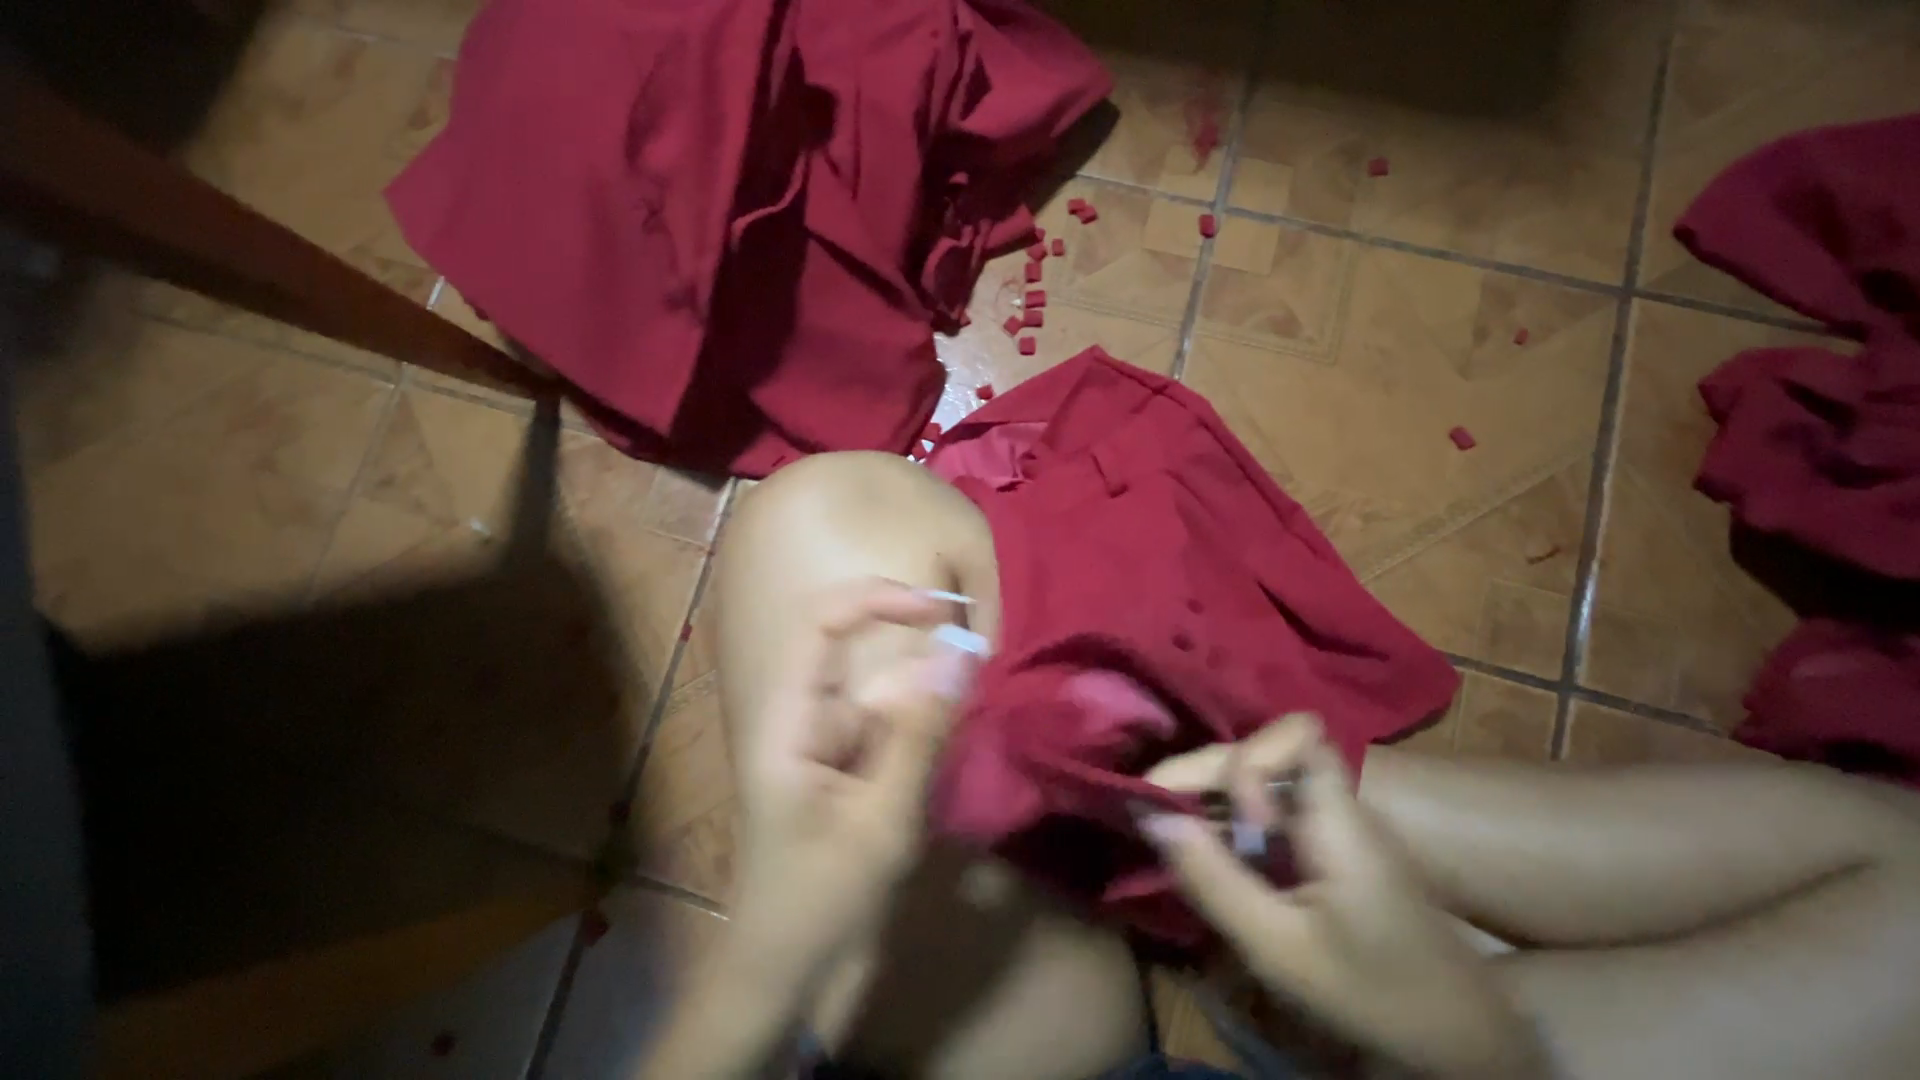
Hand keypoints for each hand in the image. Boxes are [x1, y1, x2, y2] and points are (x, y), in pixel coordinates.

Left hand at [729, 578, 983, 991]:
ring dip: (924, 721)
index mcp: (788, 719)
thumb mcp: (880, 820)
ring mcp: (826, 748)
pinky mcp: (847, 774)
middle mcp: (804, 720)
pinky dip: (919, 748)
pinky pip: (891, 737)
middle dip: (918, 674)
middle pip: (863, 662)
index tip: (942, 610)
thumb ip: (920, 733)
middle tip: (967, 706)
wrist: (785, 983)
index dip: (879, 598)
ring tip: (931, 782)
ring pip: (885, 702)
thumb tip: (959, 655)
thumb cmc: (818, 904)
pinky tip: (926, 793)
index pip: (823, 623)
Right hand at [1138, 715, 1546, 1079]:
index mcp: (1338, 819)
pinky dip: (1230, 821)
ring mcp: (1335, 825)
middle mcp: (1338, 805)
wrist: (1459, 1041)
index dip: (1250, 757)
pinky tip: (1207, 852)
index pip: (1299, 734)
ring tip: (1168, 829)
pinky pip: (1270, 811)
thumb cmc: (1372, 993)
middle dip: (1203, 773)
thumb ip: (1212, 879)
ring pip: (1262, 780)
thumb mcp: (1278, 948)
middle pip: (1265, 753)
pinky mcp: (1329, 848)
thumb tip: (1149, 814)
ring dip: (1211, 795)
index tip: (1220, 813)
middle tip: (1150, 810)